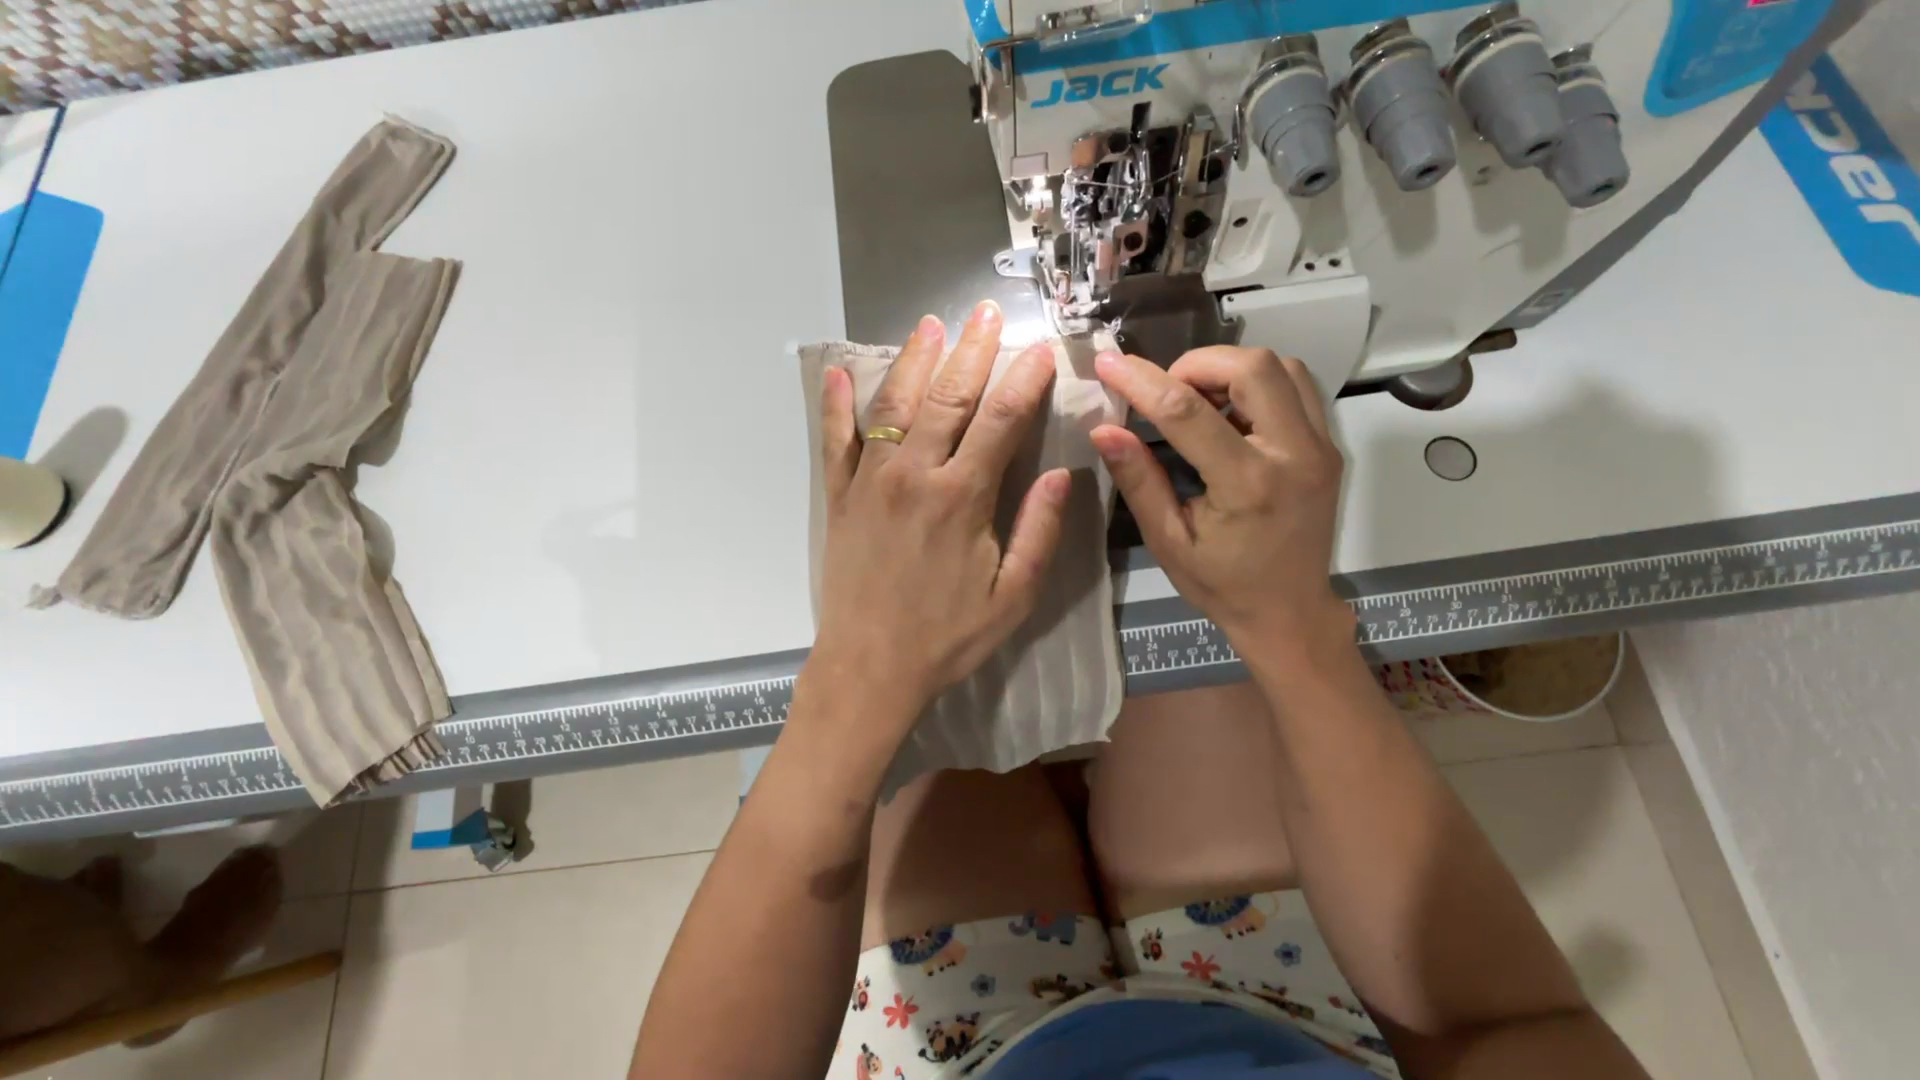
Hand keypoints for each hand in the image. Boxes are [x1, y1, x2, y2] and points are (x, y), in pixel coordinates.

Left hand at [810, 301, 1070, 725]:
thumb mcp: (1013, 596)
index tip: (1041, 349)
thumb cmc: (947, 637)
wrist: (870, 667)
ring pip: (893, 406)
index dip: (1024, 380)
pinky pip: (835, 442)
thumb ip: (1039, 531)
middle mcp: (914, 476)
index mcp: (962, 498)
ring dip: (913, 361)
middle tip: (987, 313)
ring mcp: (870, 482)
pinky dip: (835, 406)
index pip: (1001, 421)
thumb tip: (1063, 474)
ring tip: (930, 324)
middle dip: (972, 351)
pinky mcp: (838, 497)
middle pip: (947, 398)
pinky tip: (836, 373)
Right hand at [1089, 346, 1352, 654]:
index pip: (1188, 412)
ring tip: (1198, 399)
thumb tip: (1104, 429)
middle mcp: (1294, 455)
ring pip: (1281, 367)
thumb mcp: (1169, 541)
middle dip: (1196, 364)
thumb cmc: (1223, 585)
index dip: (1142, 382)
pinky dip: (1258, 382)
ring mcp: (1320, 447)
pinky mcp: (1328, 446)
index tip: (1108, 363)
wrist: (1290, 612)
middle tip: (1165, 390)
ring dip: (1230, 369)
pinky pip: (1297, 387)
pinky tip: (1230, 411)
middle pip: (1251, 367)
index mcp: (1248, 485)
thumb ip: (1139, 481)